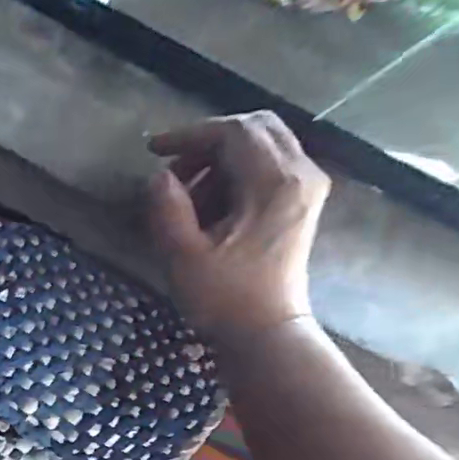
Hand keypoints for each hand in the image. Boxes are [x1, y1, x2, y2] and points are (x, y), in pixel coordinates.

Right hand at [146, 112, 330, 341]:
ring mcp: (307, 187)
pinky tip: (210, 206)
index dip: (190, 135)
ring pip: (263, 146)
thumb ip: (167, 208)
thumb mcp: (182, 254)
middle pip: (257, 128)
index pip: (234, 133)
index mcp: (274, 183)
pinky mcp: (302, 203)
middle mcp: (301, 174)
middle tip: (172, 171)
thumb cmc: (222, 296)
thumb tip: (158, 178)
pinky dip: (235, 174)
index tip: (152, 151)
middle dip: (208, 142)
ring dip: (219, 161)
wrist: (265, 331)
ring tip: (186, 198)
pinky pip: (269, 167)